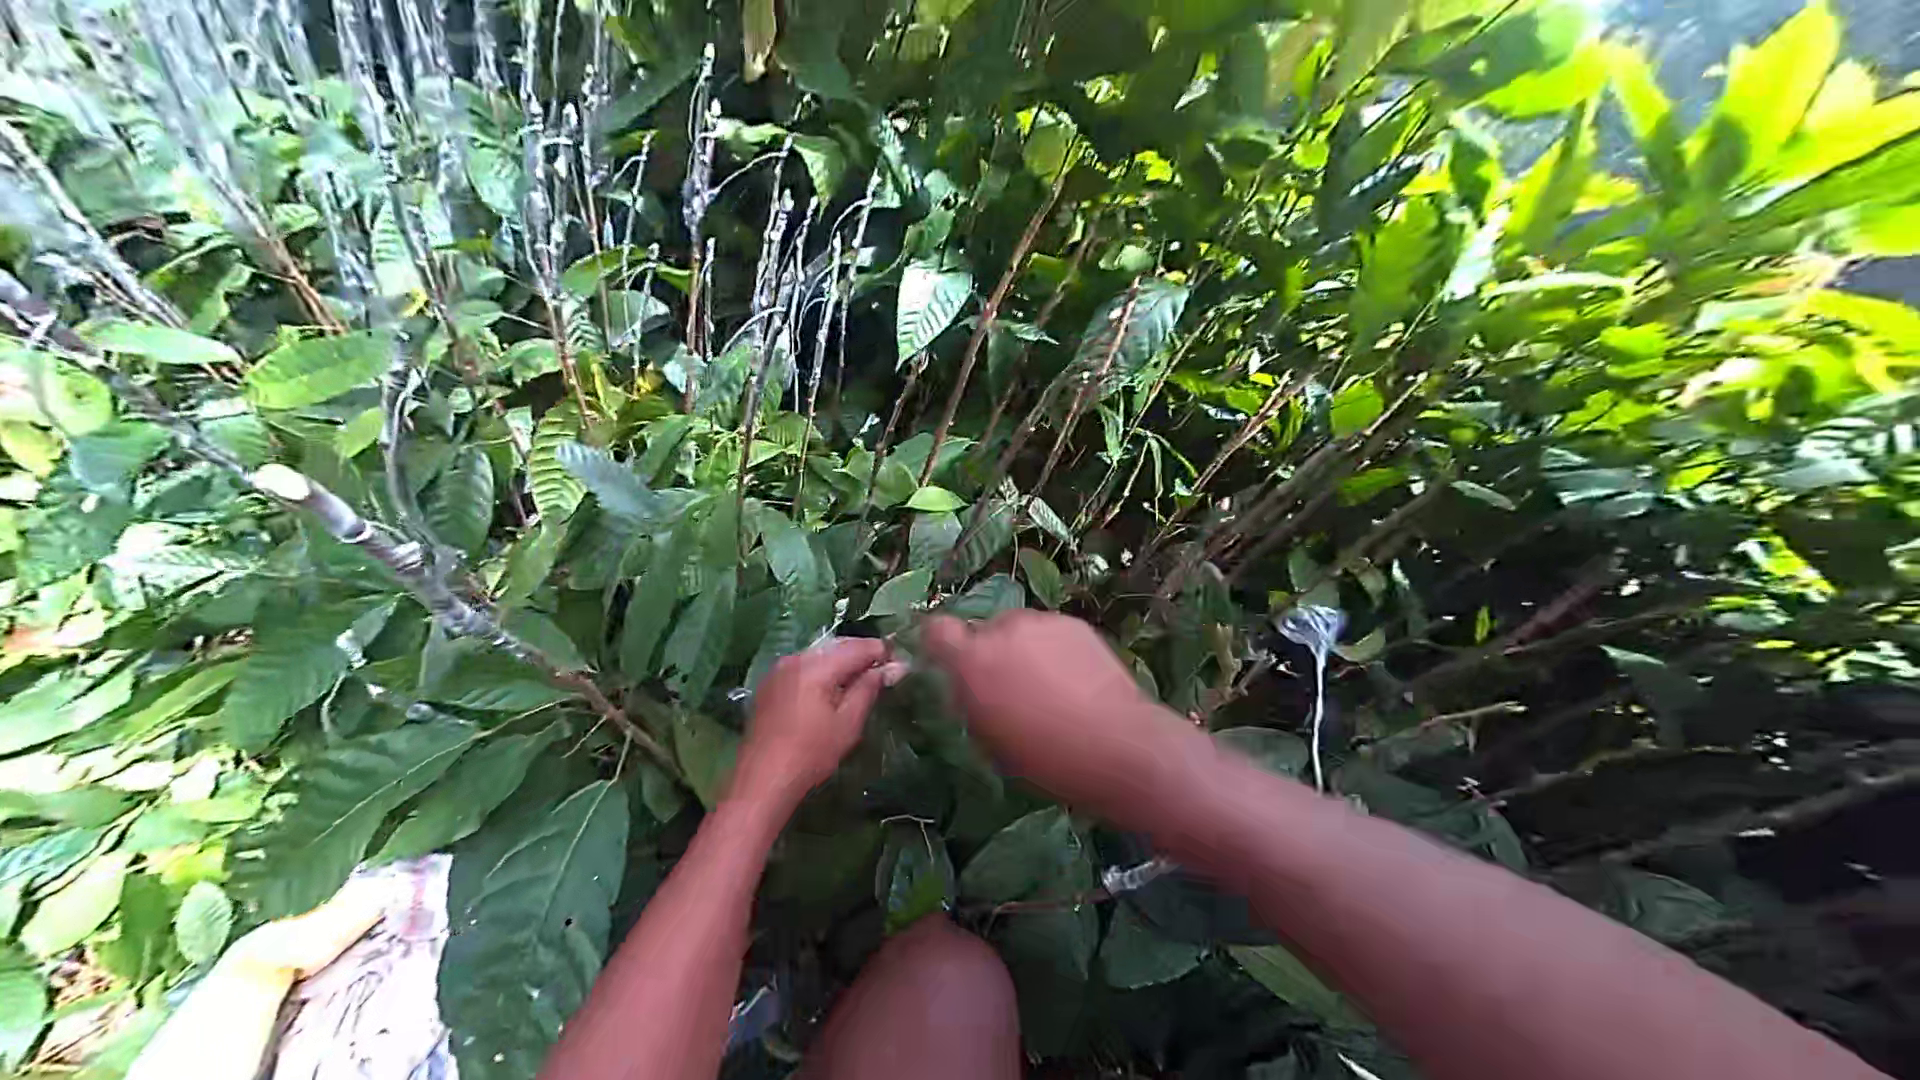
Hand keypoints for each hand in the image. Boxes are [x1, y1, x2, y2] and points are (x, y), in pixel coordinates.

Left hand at [735, 637, 900, 802]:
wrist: (761, 780)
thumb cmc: (810, 753)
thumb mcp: (848, 723)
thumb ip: (869, 688)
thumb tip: (893, 666)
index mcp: (816, 666)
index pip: (858, 647)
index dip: (882, 651)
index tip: (900, 662)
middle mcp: (796, 659)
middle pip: (838, 645)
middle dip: (862, 654)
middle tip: (885, 671)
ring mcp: (779, 669)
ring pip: (820, 654)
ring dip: (843, 662)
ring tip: (862, 681)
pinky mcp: (770, 683)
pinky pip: (804, 665)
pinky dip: (823, 670)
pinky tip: (832, 689)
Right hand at [920, 611, 1197, 812]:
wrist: (1117, 744)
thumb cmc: (1044, 757)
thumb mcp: (988, 737)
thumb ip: (969, 697)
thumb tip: (966, 682)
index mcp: (973, 660)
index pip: (936, 630)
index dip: (939, 642)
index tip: (948, 661)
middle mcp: (1003, 629)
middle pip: (983, 630)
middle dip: (989, 651)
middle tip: (1010, 685)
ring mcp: (1042, 622)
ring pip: (1019, 629)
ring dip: (1022, 648)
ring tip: (1050, 684)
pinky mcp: (1074, 623)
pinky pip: (1050, 632)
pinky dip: (1053, 648)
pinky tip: (1074, 678)